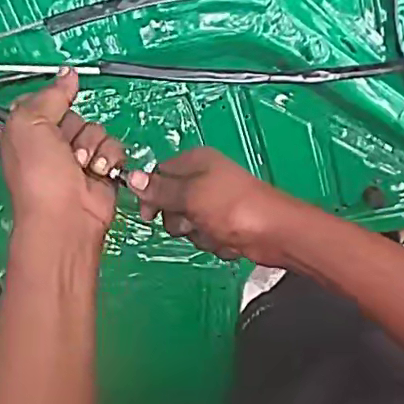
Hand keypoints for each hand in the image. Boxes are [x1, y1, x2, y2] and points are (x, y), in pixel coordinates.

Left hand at [0, 70, 126, 241]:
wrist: (66, 215)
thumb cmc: (39, 173)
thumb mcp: (30, 122)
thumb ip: (50, 94)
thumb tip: (69, 73)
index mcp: (29, 131)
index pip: (49, 102)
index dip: (56, 103)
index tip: (58, 108)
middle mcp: (53, 144)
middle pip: (77, 115)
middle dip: (76, 129)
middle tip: (67, 150)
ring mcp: (80, 159)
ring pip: (98, 131)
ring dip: (94, 146)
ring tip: (83, 166)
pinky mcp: (103, 171)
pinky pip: (115, 149)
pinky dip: (110, 158)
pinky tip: (99, 172)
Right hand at [127, 148, 308, 265]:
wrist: (272, 233)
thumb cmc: (231, 208)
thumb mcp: (189, 195)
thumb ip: (159, 190)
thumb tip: (131, 178)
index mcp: (195, 162)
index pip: (159, 174)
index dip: (152, 195)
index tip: (150, 214)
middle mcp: (204, 180)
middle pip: (171, 203)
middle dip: (179, 219)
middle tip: (193, 220)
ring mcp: (215, 204)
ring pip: (187, 224)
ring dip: (197, 234)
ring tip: (215, 231)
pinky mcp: (225, 225)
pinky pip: (205, 236)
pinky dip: (213, 242)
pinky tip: (227, 240)